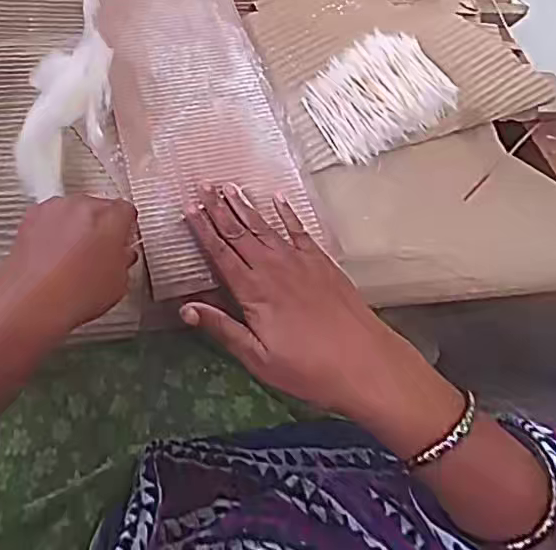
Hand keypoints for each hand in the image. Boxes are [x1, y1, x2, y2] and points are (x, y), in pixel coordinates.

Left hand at [0, 194, 139, 351]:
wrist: (32, 299)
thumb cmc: (74, 294)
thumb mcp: (117, 284)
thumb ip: (123, 260)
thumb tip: (121, 255)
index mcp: (110, 219)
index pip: (125, 210)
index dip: (125, 226)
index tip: (121, 238)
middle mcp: (83, 205)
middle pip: (98, 206)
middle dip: (100, 225)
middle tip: (97, 251)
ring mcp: (56, 207)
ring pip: (73, 208)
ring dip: (75, 224)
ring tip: (71, 255)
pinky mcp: (33, 213)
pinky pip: (50, 215)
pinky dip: (52, 227)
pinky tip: (52, 253)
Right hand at [182, 184, 462, 450]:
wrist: (369, 365)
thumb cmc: (310, 369)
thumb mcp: (259, 358)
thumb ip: (223, 329)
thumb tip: (186, 308)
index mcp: (252, 290)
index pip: (220, 252)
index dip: (203, 229)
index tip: (189, 208)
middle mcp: (271, 267)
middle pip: (238, 232)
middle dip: (218, 207)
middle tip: (203, 185)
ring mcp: (298, 261)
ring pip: (263, 226)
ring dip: (244, 205)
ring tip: (229, 186)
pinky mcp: (321, 262)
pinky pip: (298, 230)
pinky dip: (286, 212)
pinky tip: (277, 198)